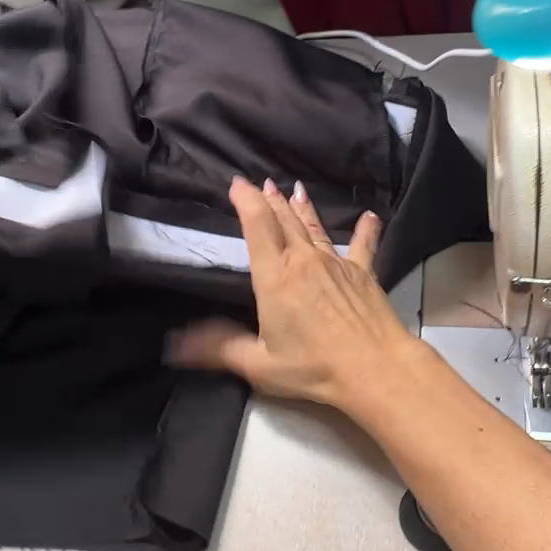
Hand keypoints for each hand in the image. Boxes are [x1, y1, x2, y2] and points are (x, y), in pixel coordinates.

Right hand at [170, 177, 418, 410]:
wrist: (374, 368)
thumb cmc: (313, 367)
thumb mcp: (259, 363)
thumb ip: (219, 348)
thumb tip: (175, 343)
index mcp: (275, 276)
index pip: (257, 226)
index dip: (246, 201)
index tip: (237, 183)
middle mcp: (303, 260)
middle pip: (284, 221)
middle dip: (271, 200)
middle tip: (262, 183)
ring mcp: (336, 263)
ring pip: (315, 228)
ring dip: (303, 208)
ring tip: (296, 188)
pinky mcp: (363, 273)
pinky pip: (363, 245)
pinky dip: (365, 230)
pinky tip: (370, 216)